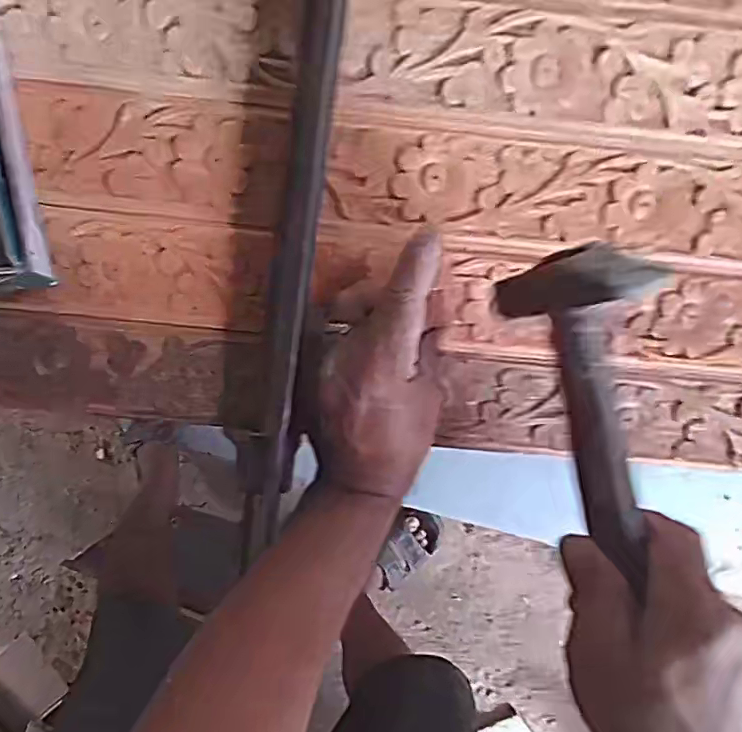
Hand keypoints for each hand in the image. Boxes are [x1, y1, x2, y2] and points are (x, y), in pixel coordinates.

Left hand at [312, 229, 450, 501]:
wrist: (356, 480)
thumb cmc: (399, 446)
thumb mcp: (430, 395)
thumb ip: (428, 348)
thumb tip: (430, 316)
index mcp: (383, 359)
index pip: (401, 298)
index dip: (417, 266)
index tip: (428, 240)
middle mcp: (345, 355)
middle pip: (366, 299)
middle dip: (392, 295)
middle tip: (418, 312)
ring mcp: (322, 365)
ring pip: (344, 315)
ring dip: (370, 314)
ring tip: (392, 339)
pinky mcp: (310, 376)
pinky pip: (331, 338)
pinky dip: (352, 335)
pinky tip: (369, 355)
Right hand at [560, 512, 741, 731]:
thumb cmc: (638, 725)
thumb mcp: (596, 652)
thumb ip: (595, 591)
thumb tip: (583, 545)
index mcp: (692, 611)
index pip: (674, 537)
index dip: (638, 522)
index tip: (606, 526)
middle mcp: (731, 618)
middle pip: (678, 569)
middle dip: (632, 574)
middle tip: (590, 606)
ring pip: (687, 599)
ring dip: (648, 605)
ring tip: (613, 648)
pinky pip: (701, 626)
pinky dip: (667, 628)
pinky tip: (642, 667)